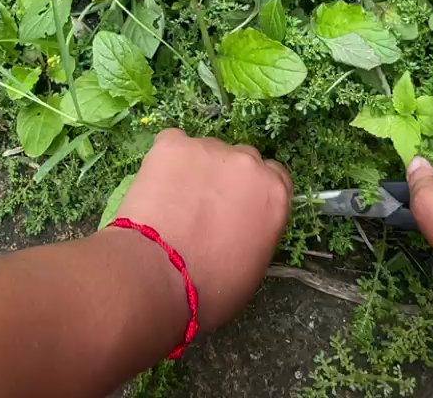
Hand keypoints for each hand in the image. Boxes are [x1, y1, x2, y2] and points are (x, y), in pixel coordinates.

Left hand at [107, 129, 291, 331]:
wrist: (156, 275)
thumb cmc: (210, 288)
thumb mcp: (252, 268)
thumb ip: (256, 231)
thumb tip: (240, 225)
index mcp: (273, 194)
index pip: (275, 177)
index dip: (256, 192)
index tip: (240, 208)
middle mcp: (247, 162)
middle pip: (243, 160)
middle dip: (228, 178)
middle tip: (205, 208)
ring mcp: (209, 148)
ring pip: (206, 152)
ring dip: (197, 170)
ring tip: (174, 202)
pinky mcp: (173, 143)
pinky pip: (173, 145)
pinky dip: (166, 162)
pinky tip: (156, 188)